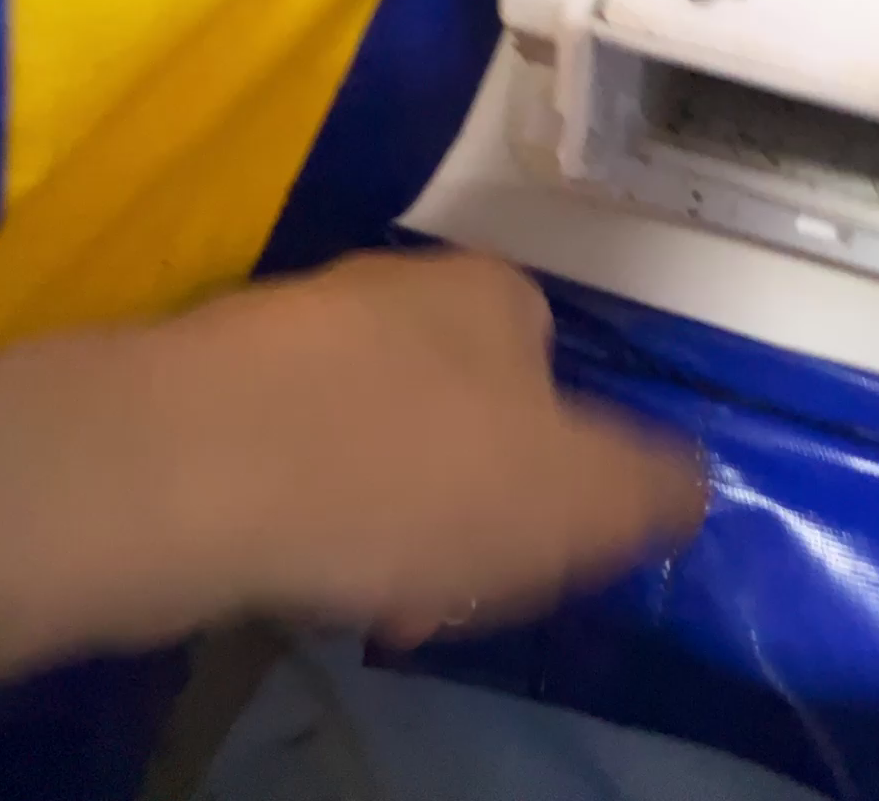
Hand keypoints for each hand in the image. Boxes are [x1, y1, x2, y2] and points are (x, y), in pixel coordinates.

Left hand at [153, 250, 707, 643]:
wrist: (189, 469)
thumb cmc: (420, 471)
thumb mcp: (581, 496)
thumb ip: (654, 487)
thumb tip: (689, 485)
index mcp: (500, 296)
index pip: (557, 386)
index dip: (554, 482)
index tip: (525, 555)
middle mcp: (407, 287)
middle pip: (473, 418)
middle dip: (474, 513)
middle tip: (447, 590)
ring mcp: (308, 323)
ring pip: (390, 440)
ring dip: (401, 521)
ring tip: (374, 591)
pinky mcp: (225, 372)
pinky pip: (307, 450)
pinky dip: (323, 508)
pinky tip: (302, 561)